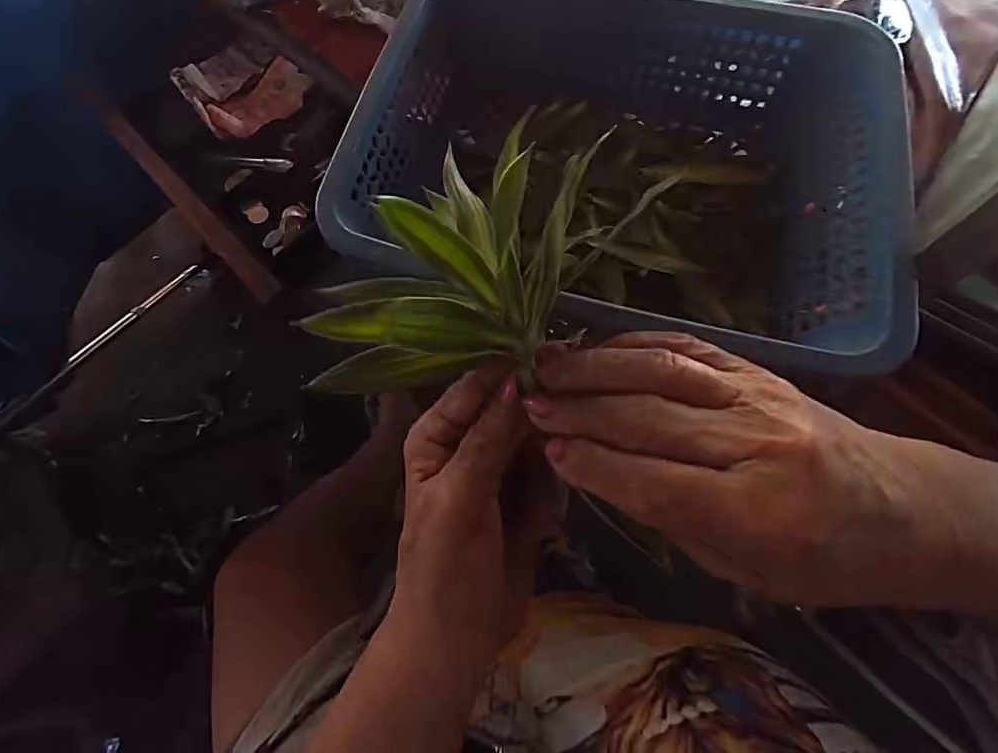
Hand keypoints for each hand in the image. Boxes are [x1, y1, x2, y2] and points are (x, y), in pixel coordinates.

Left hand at [392, 366, 564, 672]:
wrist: (455, 643)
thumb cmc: (445, 565)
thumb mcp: (463, 495)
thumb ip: (489, 437)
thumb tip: (515, 378)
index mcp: (436, 433)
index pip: (476, 386)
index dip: (511, 370)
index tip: (555, 355)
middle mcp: (466, 443)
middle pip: (512, 411)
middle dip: (537, 428)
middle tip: (561, 442)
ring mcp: (497, 472)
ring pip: (537, 444)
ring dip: (546, 470)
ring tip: (539, 506)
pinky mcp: (522, 500)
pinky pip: (548, 478)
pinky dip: (550, 499)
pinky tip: (542, 525)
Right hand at [528, 332, 951, 607]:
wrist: (907, 507)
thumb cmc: (823, 557)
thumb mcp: (745, 568)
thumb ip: (666, 515)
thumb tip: (588, 465)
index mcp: (760, 513)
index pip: (652, 481)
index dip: (591, 463)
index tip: (546, 448)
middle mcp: (757, 443)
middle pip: (646, 417)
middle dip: (579, 409)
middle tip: (529, 400)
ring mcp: (757, 396)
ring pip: (657, 371)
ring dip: (593, 367)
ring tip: (547, 365)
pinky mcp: (754, 368)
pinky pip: (682, 346)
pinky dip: (630, 344)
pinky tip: (595, 348)